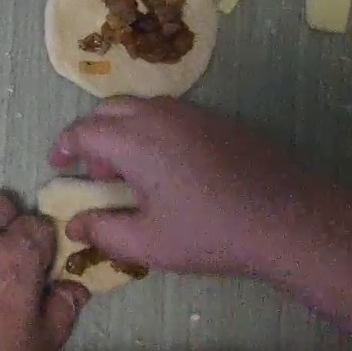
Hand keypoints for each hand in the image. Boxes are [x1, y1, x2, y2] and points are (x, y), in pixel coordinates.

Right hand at [47, 97, 351, 278]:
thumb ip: (102, 231)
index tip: (59, 166)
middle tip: (95, 172)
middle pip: (108, 111)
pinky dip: (150, 131)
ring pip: (139, 108)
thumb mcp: (147, 243)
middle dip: (92, 136)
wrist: (292, 219)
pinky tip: (167, 168)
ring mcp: (191, 114)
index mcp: (134, 141)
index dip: (64, 147)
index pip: (83, 131)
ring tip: (131, 171)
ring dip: (122, 131)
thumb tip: (74, 224)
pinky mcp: (217, 121)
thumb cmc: (211, 232)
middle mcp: (158, 116)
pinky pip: (167, 114)